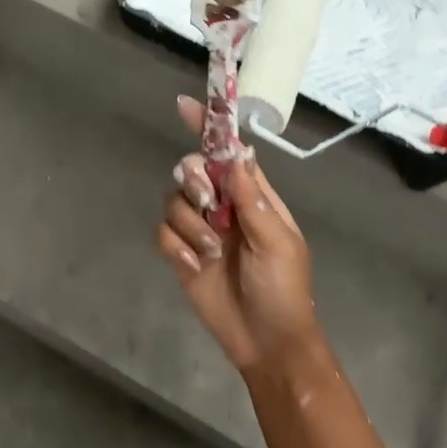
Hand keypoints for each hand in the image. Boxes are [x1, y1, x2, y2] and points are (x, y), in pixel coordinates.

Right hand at [157, 95, 318, 371]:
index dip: (207, 126)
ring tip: (211, 253)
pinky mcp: (181, 253)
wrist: (267, 343)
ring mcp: (199, 229)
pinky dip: (177, 248)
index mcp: (252, 196)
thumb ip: (253, 199)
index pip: (226, 152)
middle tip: (208, 205)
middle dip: (193, 180)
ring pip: (172, 201)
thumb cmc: (284, 290)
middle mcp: (222, 206)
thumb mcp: (278, 243)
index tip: (185, 104)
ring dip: (190, 226)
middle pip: (190, 169)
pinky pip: (162, 233)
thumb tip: (234, 155)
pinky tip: (197, 268)